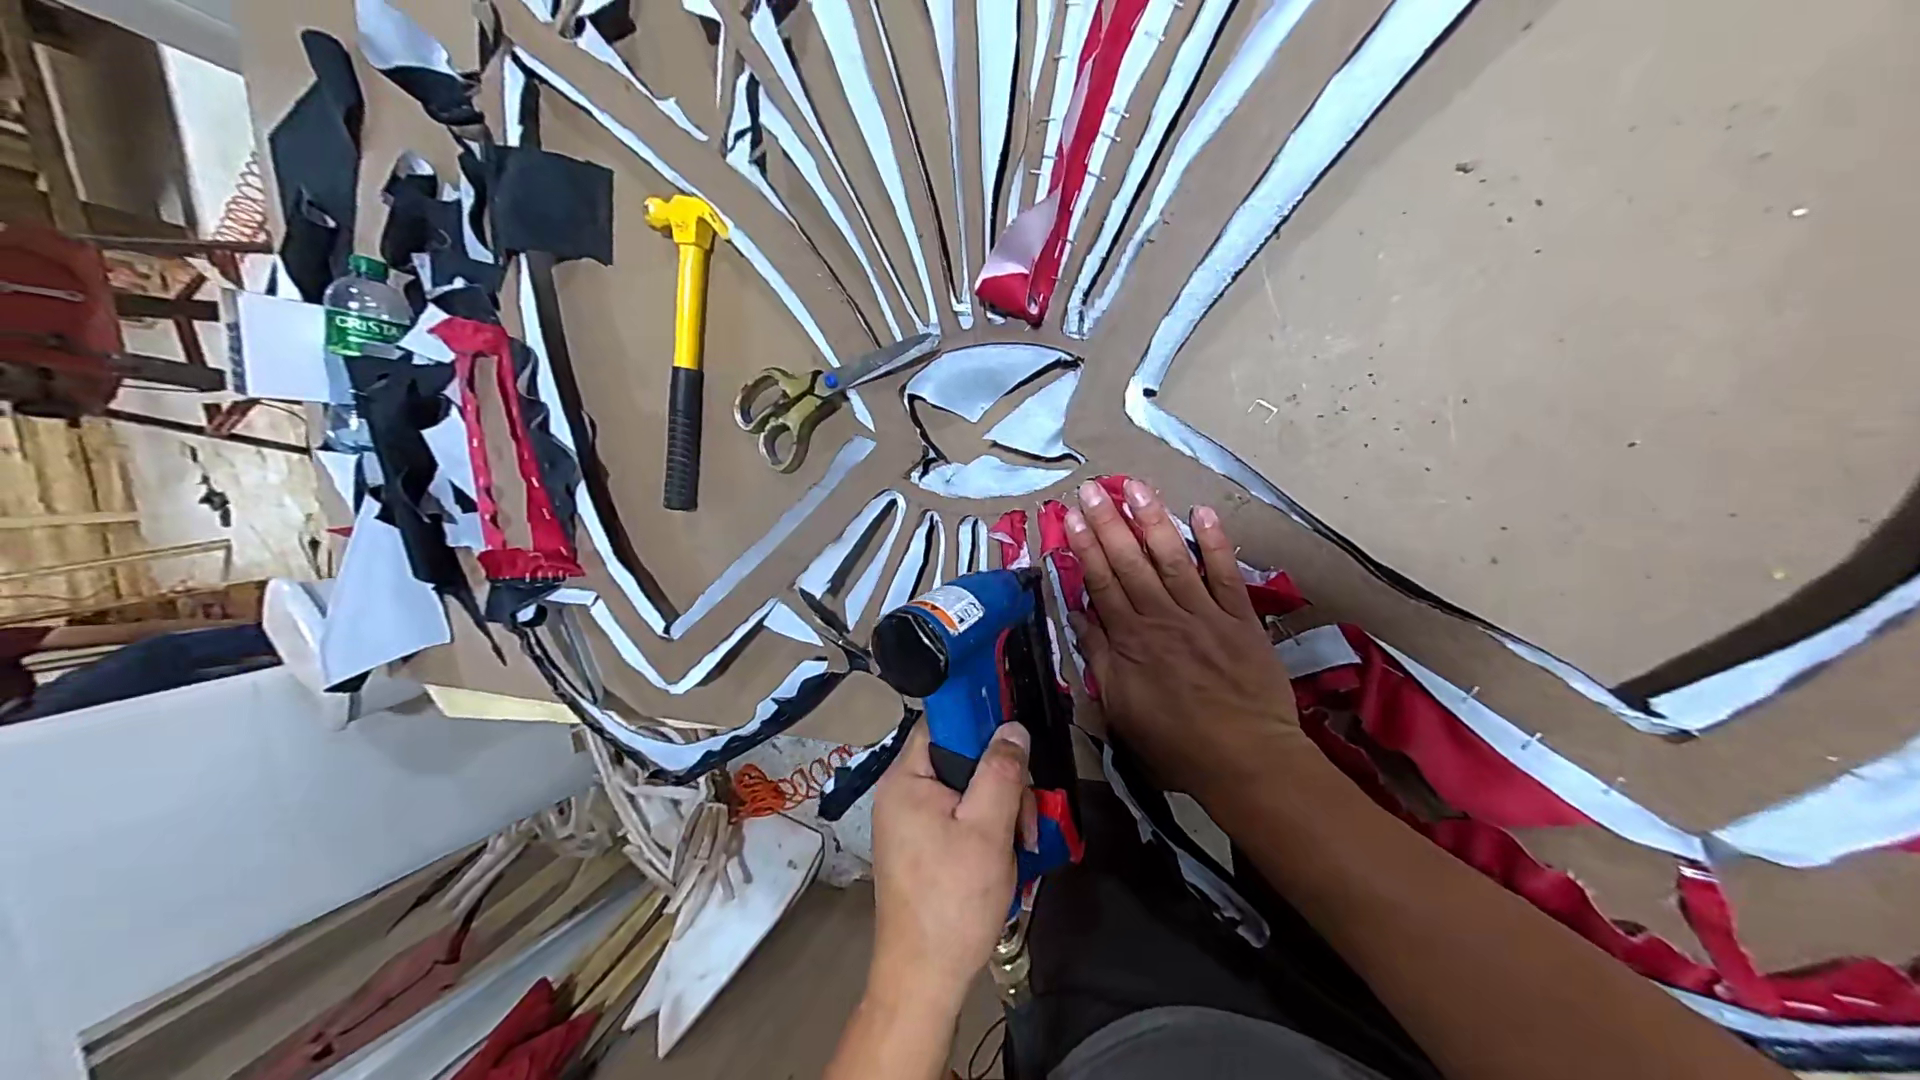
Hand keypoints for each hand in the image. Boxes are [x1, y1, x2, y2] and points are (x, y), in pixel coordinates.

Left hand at [868, 721, 1029, 1009]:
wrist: (924, 978)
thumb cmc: (952, 901)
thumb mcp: (987, 829)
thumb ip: (1001, 771)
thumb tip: (1012, 727)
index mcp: (906, 779)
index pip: (944, 723)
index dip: (980, 719)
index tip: (1015, 732)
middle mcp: (903, 793)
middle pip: (961, 758)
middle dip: (1000, 781)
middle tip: (1023, 816)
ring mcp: (912, 821)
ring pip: (966, 789)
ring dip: (999, 809)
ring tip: (1018, 844)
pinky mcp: (923, 844)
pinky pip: (960, 816)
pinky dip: (986, 828)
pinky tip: (1005, 854)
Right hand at [1064, 477, 1301, 796]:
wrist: (1247, 758)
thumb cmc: (1177, 742)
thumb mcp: (1121, 708)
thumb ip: (1099, 660)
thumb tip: (1079, 618)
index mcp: (1132, 641)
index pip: (1102, 583)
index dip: (1084, 547)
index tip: (1070, 517)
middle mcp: (1163, 618)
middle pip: (1130, 562)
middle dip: (1108, 522)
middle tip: (1093, 488)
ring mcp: (1204, 614)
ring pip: (1173, 558)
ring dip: (1153, 520)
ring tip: (1135, 486)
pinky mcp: (1240, 619)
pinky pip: (1226, 574)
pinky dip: (1215, 543)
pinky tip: (1202, 513)